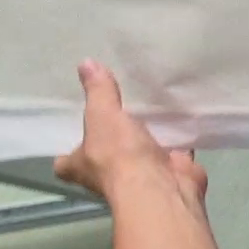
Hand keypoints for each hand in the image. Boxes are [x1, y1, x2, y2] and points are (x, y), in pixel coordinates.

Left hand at [54, 60, 207, 207]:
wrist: (162, 186)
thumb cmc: (119, 156)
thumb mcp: (103, 116)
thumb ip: (99, 92)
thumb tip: (86, 62)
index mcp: (79, 167)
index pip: (66, 159)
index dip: (70, 147)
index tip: (78, 131)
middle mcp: (106, 176)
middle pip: (106, 155)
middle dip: (113, 141)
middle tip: (119, 114)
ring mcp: (141, 176)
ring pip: (141, 153)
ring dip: (148, 140)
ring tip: (153, 112)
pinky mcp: (171, 172)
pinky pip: (173, 152)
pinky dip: (178, 142)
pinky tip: (182, 123)